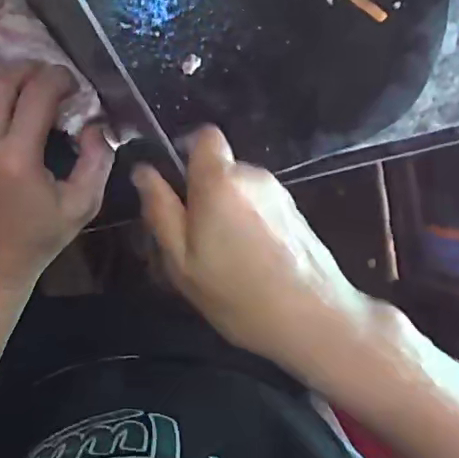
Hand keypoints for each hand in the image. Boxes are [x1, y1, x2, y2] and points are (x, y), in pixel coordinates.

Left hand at [0, 62, 112, 288]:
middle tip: (57, 76)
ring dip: (15, 82)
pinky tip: (25, 111)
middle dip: (31, 69)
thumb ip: (97, 159)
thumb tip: (97, 124)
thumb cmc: (41, 238)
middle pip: (1, 82)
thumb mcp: (83, 204)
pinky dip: (3, 100)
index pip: (35, 95)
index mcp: (16, 158)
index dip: (58, 79)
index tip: (76, 84)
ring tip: (42, 91)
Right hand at [133, 127, 394, 377]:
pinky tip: (246, 263)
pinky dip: (246, 224)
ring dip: (223, 213)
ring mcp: (278, 193)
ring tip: (218, 258)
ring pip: (237, 190)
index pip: (203, 135)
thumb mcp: (181, 260)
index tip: (173, 185)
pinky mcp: (295, 212)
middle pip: (217, 169)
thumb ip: (160, 210)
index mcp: (220, 180)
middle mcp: (252, 176)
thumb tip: (143, 172)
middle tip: (189, 240)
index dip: (185, 151)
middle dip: (200, 195)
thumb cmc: (237, 293)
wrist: (315, 321)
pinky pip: (257, 206)